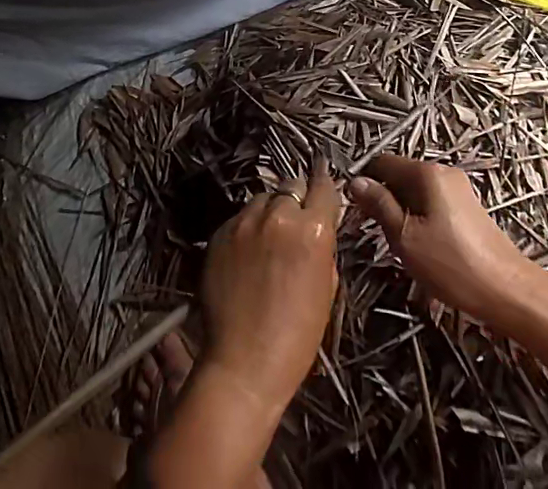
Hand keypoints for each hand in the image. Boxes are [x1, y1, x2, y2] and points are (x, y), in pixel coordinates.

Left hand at [196, 158, 339, 409]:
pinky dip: (247, 227)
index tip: (323, 183)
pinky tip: (248, 251)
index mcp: (312, 229)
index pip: (323, 185)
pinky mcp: (219, 234)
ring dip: (270, 211)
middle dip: (296, 199)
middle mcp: (278, 216)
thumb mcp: (327, 286)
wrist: (244, 363)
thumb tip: (319, 226)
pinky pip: (239, 218)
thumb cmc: (297, 335)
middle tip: (295, 221)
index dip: (324, 184)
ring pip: (262, 199)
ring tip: (269, 237)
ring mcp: (245, 223)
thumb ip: (324, 246)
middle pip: (290, 186)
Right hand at [344, 155, 539, 322]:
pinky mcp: (466, 210)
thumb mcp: (405, 237)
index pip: (383, 162)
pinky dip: (418, 220)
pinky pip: (431, 205)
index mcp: (428, 173)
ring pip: (415, 193)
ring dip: (400, 213)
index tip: (352, 208)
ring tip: (397, 244)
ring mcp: (458, 190)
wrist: (506, 291)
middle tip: (374, 232)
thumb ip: (379, 205)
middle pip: (400, 176)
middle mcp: (445, 173)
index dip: (364, 181)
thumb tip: (355, 182)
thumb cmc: (452, 265)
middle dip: (383, 199)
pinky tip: (420, 248)